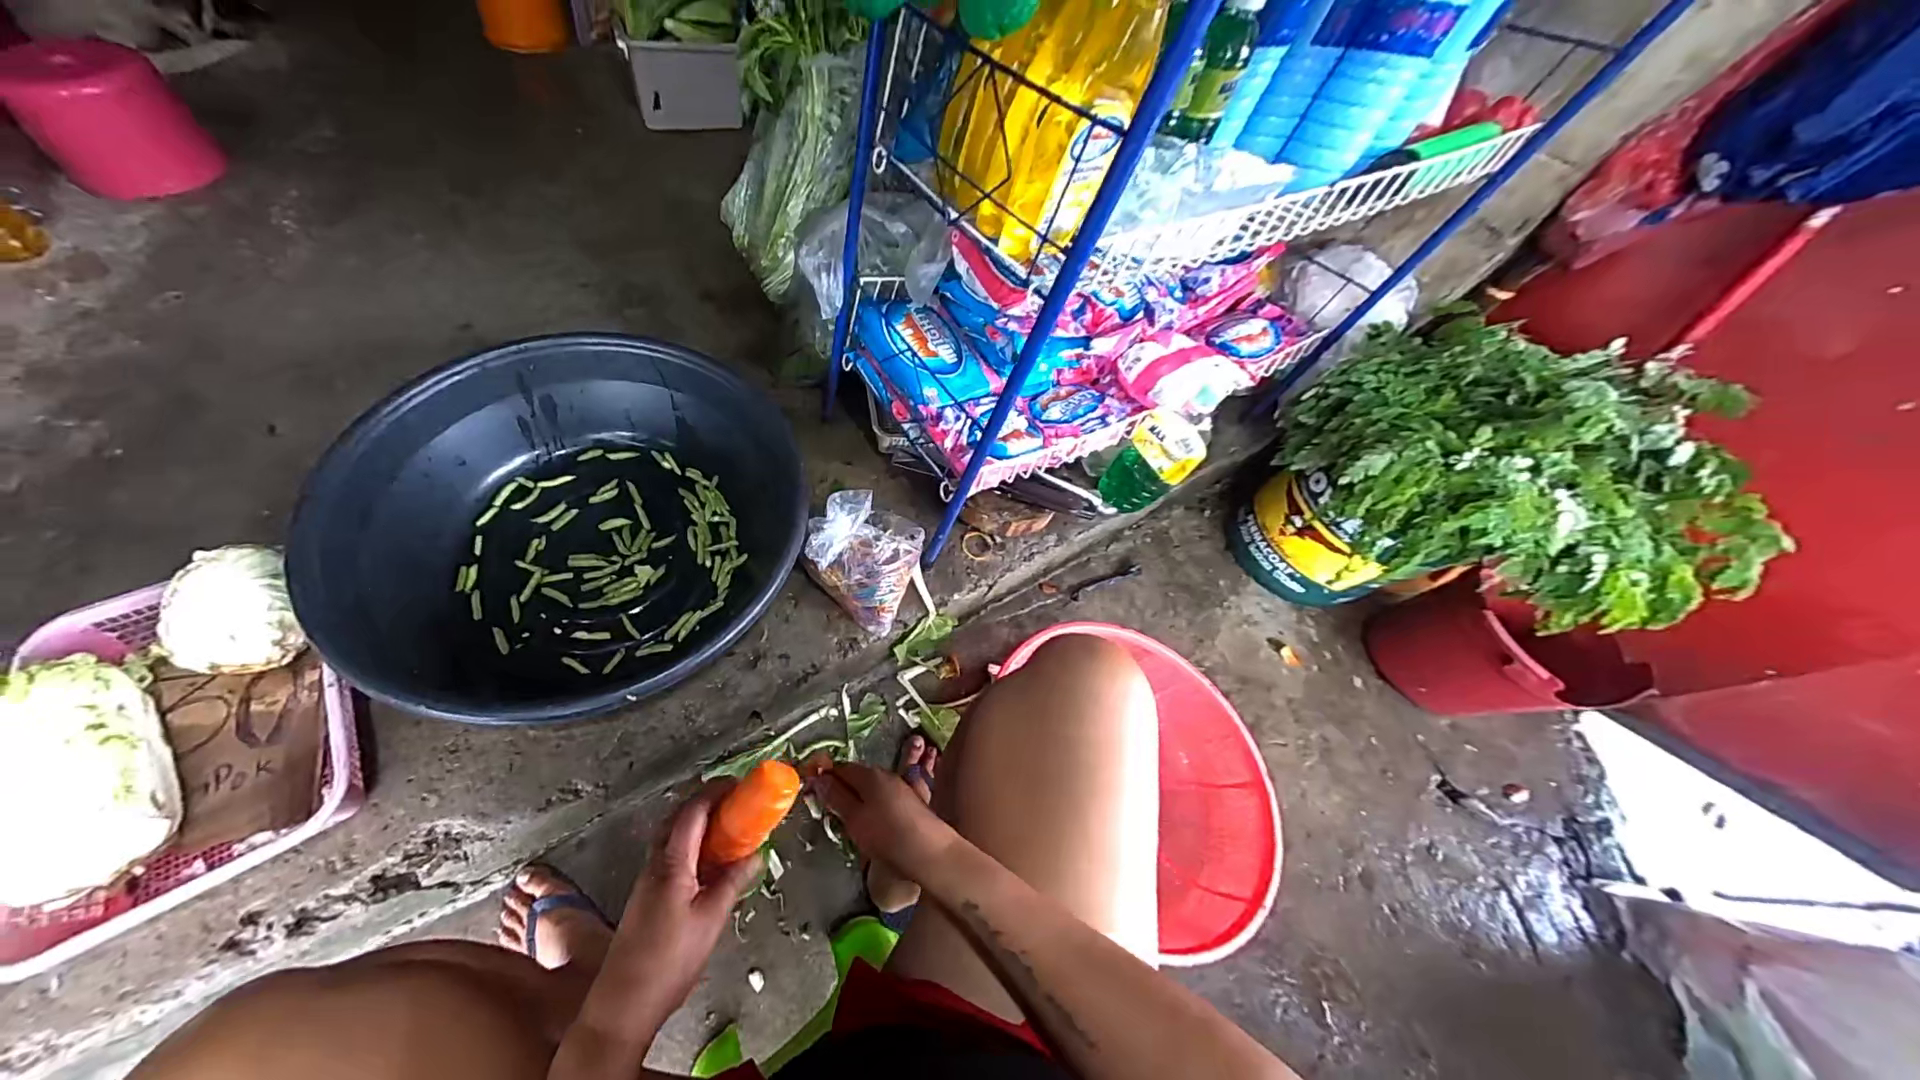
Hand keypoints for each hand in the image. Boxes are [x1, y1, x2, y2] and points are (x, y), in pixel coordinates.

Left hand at [590, 783, 761, 1031]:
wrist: (624, 1004)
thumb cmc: (669, 961)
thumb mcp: (712, 919)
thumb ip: (733, 882)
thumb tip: (756, 855)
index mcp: (672, 864)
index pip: (692, 812)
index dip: (715, 791)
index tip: (739, 784)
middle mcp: (655, 864)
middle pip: (678, 817)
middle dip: (707, 801)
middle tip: (736, 802)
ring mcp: (648, 879)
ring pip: (672, 835)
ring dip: (698, 822)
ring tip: (729, 827)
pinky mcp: (647, 894)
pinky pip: (671, 854)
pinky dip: (692, 844)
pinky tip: (710, 861)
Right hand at [812, 763, 961, 884]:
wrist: (928, 852)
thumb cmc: (886, 834)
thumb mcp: (855, 818)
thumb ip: (837, 797)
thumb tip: (819, 778)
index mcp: (870, 775)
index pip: (842, 768)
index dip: (826, 777)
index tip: (813, 790)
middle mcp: (887, 776)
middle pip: (858, 776)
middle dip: (842, 786)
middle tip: (827, 806)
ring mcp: (902, 788)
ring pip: (873, 787)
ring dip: (859, 796)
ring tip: (848, 816)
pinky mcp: (912, 802)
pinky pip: (885, 797)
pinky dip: (874, 804)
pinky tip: (872, 819)